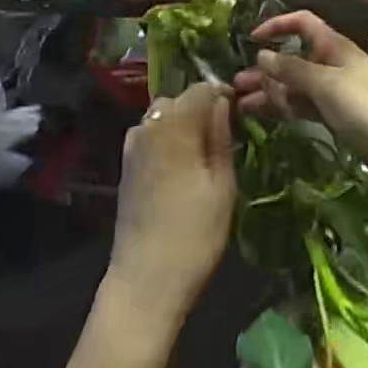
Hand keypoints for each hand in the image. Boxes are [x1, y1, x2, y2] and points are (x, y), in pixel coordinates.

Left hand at [108, 82, 235, 313]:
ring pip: (162, 115)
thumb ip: (221, 137)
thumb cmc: (194, 234)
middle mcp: (148, 126)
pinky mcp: (126, 164)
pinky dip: (166, 137)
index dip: (223, 94)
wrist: (145, 279)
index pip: (201, 88)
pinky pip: (150, 134)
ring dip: (183, 122)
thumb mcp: (222, 186)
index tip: (241, 113)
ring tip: (204, 150)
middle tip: (226, 135)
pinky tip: (180, 164)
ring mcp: (133, 145)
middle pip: (179, 99)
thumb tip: (223, 102)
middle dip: (202, 108)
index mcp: (174, 126)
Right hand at [232, 10, 367, 170]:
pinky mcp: (335, 115)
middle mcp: (331, 64)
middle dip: (265, 69)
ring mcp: (333, 91)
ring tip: (241, 103)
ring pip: (294, 86)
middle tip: (237, 83)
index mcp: (332, 46)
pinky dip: (284, 108)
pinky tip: (264, 114)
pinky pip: (303, 106)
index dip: (277, 25)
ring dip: (270, 92)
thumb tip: (261, 55)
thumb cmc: (367, 106)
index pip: (301, 23)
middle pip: (292, 58)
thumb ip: (291, 69)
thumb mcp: (325, 83)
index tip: (252, 39)